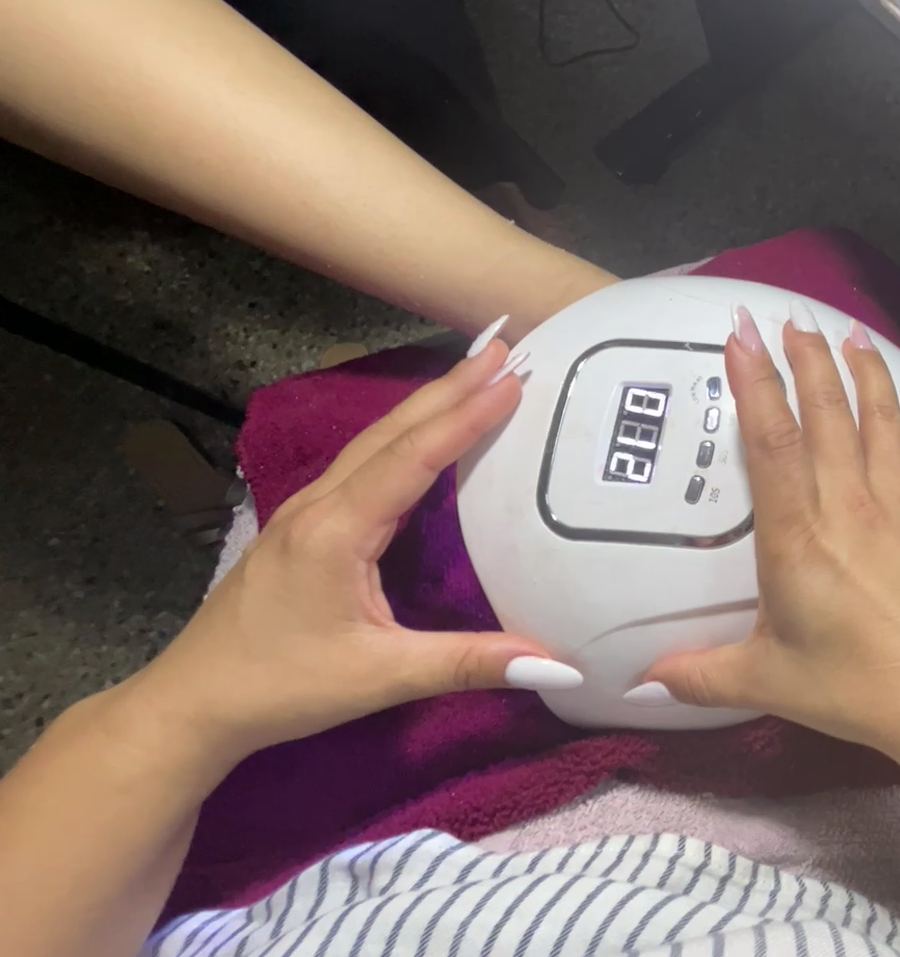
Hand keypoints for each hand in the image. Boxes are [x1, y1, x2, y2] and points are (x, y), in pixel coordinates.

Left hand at [115, 341, 574, 764]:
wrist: (187, 706)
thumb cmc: (282, 687)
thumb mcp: (382, 677)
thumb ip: (472, 662)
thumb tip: (559, 664)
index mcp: (337, 530)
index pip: (412, 458)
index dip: (465, 415)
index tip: (512, 378)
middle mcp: (322, 504)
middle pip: (394, 430)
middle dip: (452, 385)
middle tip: (504, 347)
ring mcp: (313, 508)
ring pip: (381, 438)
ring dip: (433, 400)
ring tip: (480, 369)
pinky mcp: (315, 521)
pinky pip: (373, 458)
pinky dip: (414, 429)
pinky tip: (436, 424)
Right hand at [643, 305, 899, 774]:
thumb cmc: (858, 688)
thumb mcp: (769, 682)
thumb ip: (701, 674)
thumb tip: (643, 680)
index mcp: (799, 538)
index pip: (773, 442)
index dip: (755, 382)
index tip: (741, 334)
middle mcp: (850, 506)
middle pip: (828, 414)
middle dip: (807, 360)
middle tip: (791, 317)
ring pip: (880, 420)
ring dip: (864, 371)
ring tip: (851, 331)